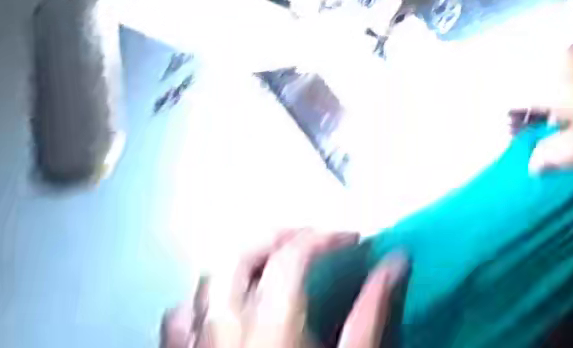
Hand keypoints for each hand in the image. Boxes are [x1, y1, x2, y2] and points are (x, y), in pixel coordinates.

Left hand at [161, 230, 405, 347]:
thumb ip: (372, 312)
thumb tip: (396, 258)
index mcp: (268, 326)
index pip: (290, 255)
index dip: (326, 237)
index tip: (357, 243)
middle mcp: (221, 336)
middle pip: (231, 263)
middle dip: (274, 241)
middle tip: (313, 243)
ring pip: (193, 297)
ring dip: (233, 276)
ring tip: (271, 278)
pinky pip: (175, 333)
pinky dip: (203, 311)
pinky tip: (235, 322)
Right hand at [525, 37, 572, 173]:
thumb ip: (548, 155)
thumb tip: (532, 157)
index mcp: (552, 75)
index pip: (513, 96)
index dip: (516, 123)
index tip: (532, 143)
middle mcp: (569, 50)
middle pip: (540, 81)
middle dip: (545, 109)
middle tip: (566, 135)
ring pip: (567, 71)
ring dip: (570, 95)